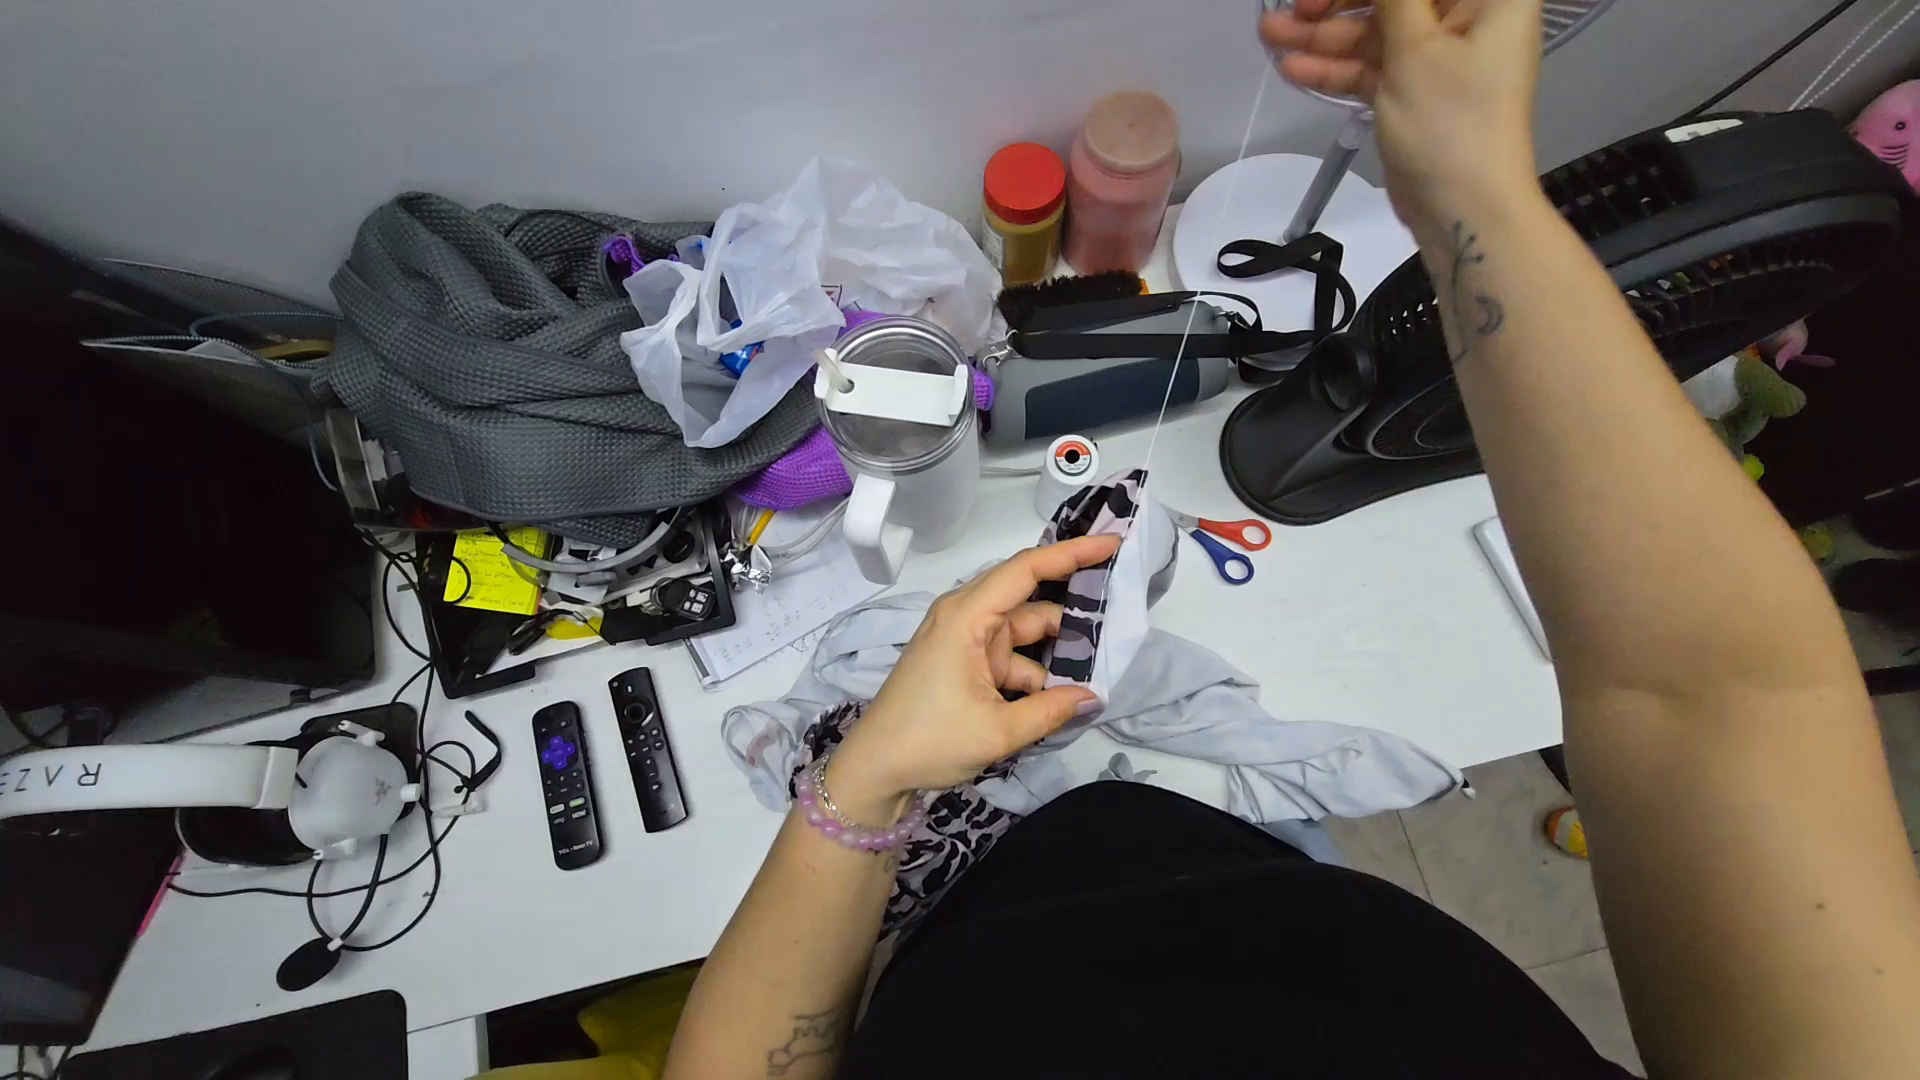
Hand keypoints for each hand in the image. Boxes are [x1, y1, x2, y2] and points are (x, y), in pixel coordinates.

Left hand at [822, 534, 1121, 822]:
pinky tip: (1063, 699)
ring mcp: (965, 641)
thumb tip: (1094, 697)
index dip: (1071, 553)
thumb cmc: (928, 741)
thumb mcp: (997, 731)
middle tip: (1120, 622)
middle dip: (1073, 614)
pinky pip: (1011, 659)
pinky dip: (1036, 675)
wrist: (875, 771)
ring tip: (1099, 674)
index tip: (1111, 543)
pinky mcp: (964, 664)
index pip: (1025, 569)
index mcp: (966, 616)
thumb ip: (1051, 710)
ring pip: (1025, 635)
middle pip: (1030, 602)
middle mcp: (966, 617)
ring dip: (1056, 655)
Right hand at [1260, 0, 1543, 241]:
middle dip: (1336, 3)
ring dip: (1321, 37)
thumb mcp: (1417, 49)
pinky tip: (1293, 68)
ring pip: (1372, 35)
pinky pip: (1368, 71)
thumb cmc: (1451, 122)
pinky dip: (1333, 70)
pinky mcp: (1410, 93)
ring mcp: (1435, 58)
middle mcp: (1465, 16)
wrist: (1462, 204)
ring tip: (1269, 34)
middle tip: (1287, 11)